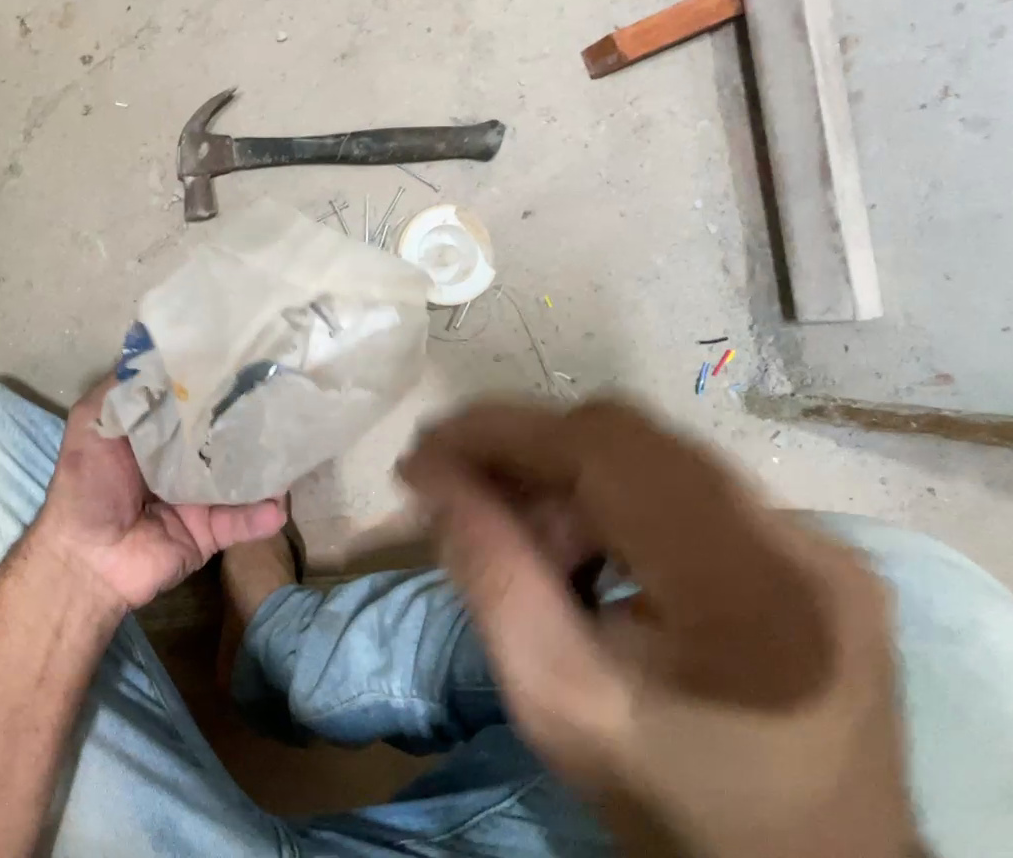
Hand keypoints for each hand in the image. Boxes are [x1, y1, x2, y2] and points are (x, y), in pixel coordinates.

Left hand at [29, 377, 287, 610]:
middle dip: (247, 419)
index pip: (189, 402)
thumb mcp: (92, 423)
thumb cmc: (85, 484)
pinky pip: (243, 522)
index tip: (242, 358)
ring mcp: (198, 498)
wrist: (86, 556)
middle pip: (220, 436)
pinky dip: (262, 514)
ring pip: (241, 477)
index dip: (211, 383)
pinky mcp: (209, 532)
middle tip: (283, 396)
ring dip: (266, 465)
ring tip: (294, 445)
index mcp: (152, 435)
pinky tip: (277, 503)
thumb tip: (156, 349)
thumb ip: (122, 389)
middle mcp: (178, 462)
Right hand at [398, 398, 913, 857]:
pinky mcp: (804, 564)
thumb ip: (490, 573)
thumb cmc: (669, 800)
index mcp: (748, 583)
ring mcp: (813, 550)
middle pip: (629, 442)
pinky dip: (602, 504)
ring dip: (558, 479)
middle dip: (522, 453)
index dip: (501, 433)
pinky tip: (568, 551)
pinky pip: (680, 496)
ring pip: (651, 461)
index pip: (607, 448)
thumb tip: (430, 474)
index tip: (420, 455)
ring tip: (507, 534)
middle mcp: (799, 543)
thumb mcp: (553, 693)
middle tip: (449, 490)